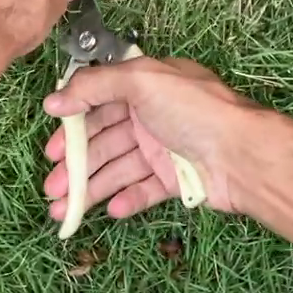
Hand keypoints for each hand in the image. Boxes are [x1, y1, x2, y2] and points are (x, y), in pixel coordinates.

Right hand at [43, 57, 277, 220]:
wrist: (242, 155)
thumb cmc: (194, 110)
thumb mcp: (142, 81)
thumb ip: (94, 86)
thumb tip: (52, 100)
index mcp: (146, 87)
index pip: (99, 105)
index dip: (72, 127)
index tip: (51, 150)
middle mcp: (152, 117)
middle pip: (104, 143)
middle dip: (76, 166)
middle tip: (53, 189)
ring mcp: (163, 150)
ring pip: (118, 169)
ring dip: (91, 189)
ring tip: (65, 212)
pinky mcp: (175, 179)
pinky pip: (143, 190)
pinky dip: (126, 199)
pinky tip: (111, 210)